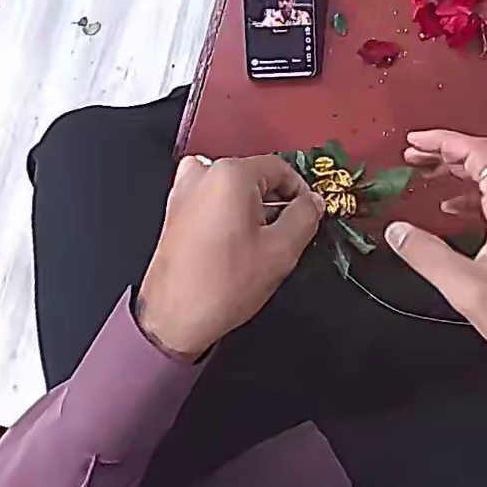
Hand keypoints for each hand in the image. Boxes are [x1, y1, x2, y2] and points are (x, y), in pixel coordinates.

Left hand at [136, 154, 324, 358]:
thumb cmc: (223, 284)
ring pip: (234, 188)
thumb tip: (312, 202)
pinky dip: (228, 212)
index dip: (301, 191)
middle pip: (256, 176)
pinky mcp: (175, 211)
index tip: (309, 212)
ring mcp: (185, 191)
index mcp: (231, 174)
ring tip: (260, 242)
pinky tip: (234, 242)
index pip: (280, 168)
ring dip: (253, 208)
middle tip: (288, 233)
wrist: (173, 318)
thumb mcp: (282, 250)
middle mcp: (204, 174)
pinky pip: (213, 199)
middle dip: (277, 202)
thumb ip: (305, 216)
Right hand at [384, 130, 486, 389]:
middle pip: (485, 163)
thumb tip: (395, 229)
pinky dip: (465, 199)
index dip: (445, 141)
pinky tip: (448, 211)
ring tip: (423, 174)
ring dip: (455, 173)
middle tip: (410, 156)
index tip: (412, 142)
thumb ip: (427, 254)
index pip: (481, 154)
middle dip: (445, 153)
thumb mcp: (468, 288)